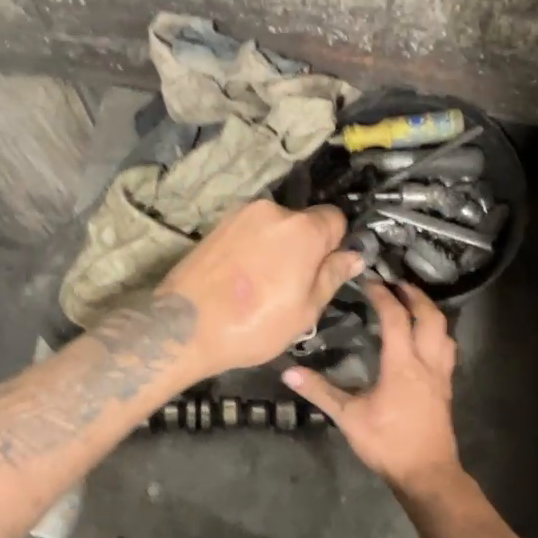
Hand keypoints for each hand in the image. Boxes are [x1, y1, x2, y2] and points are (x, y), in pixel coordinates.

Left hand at [160, 199, 364, 375]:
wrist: (183, 327)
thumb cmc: (253, 325)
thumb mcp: (304, 311)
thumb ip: (332, 277)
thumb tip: (353, 256)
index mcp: (302, 229)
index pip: (336, 220)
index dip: (336, 246)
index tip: (326, 272)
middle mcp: (272, 210)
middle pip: (303, 223)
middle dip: (305, 248)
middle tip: (293, 286)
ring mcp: (240, 214)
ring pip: (275, 228)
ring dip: (277, 249)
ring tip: (263, 287)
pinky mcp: (216, 225)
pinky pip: (250, 232)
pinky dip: (253, 250)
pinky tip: (243, 280)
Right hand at [283, 282, 461, 490]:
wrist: (426, 473)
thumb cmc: (387, 444)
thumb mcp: (349, 418)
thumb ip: (320, 392)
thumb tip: (289, 373)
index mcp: (403, 364)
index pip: (396, 317)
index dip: (383, 296)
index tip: (370, 282)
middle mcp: (427, 363)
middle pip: (430, 316)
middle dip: (415, 295)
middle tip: (398, 284)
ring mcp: (441, 375)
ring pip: (445, 332)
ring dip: (431, 313)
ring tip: (415, 305)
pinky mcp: (446, 389)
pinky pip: (447, 350)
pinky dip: (438, 334)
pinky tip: (426, 340)